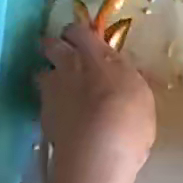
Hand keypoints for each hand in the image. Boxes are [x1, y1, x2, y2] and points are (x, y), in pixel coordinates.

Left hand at [39, 20, 155, 182]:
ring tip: (60, 92)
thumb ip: (126, 78)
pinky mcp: (42, 116)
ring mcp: (51, 91)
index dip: (78, 34)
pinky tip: (63, 120)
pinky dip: (51, 107)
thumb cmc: (129, 119)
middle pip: (51, 45)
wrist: (97, 152)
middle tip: (64, 58)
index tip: (82, 40)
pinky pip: (43, 103)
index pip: (78, 31)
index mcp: (95, 55)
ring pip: (42, 74)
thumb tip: (122, 72)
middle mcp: (68, 66)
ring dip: (49, 78)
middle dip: (54, 47)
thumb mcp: (141, 94)